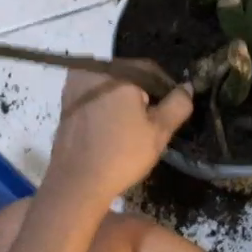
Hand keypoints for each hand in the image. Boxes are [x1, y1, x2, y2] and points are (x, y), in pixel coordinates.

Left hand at [41, 67, 193, 205]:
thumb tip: (187, 87)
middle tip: (153, 120)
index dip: (166, 88)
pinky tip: (112, 128)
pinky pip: (93, 96)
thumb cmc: (121, 155)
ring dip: (123, 99)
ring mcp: (74, 85)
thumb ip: (177, 104)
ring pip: (109, 85)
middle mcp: (92, 70)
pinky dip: (106, 106)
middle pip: (128, 75)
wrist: (76, 182)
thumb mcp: (159, 131)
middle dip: (143, 93)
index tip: (173, 109)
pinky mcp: (64, 102)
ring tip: (132, 126)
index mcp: (117, 72)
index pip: (150, 69)